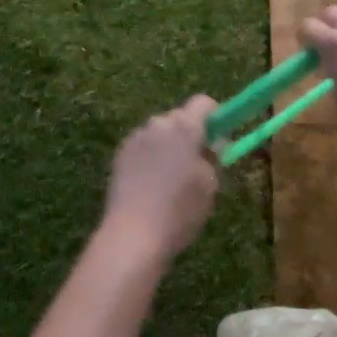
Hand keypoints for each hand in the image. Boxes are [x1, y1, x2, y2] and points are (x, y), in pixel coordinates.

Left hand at [102, 95, 219, 260]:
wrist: (133, 233)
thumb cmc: (180, 211)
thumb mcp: (210, 186)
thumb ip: (213, 158)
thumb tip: (211, 144)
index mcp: (185, 127)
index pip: (203, 103)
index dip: (214, 116)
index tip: (216, 138)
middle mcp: (159, 123)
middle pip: (180, 118)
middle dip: (189, 134)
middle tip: (195, 165)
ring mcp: (137, 136)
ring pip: (160, 132)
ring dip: (168, 145)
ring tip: (169, 179)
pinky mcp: (120, 152)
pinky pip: (143, 146)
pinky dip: (150, 156)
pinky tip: (150, 185)